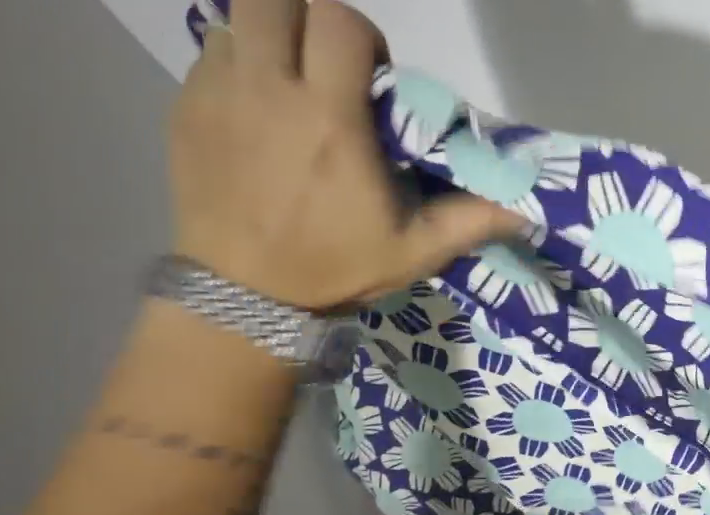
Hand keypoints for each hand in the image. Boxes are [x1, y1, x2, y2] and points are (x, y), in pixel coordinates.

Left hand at [168, 0, 518, 309]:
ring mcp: (217, 92)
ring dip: (271, 39)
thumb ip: (470, 220)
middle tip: (329, 64)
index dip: (362, 36)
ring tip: (293, 85)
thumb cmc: (337, 267)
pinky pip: (212, 55)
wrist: (246, 292)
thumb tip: (524, 208)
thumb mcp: (417, 250)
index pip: (339, 22)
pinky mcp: (184, 105)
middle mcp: (267, 89)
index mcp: (330, 119)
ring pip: (237, 19)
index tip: (373, 75)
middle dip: (309, 18)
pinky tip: (260, 113)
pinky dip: (240, 67)